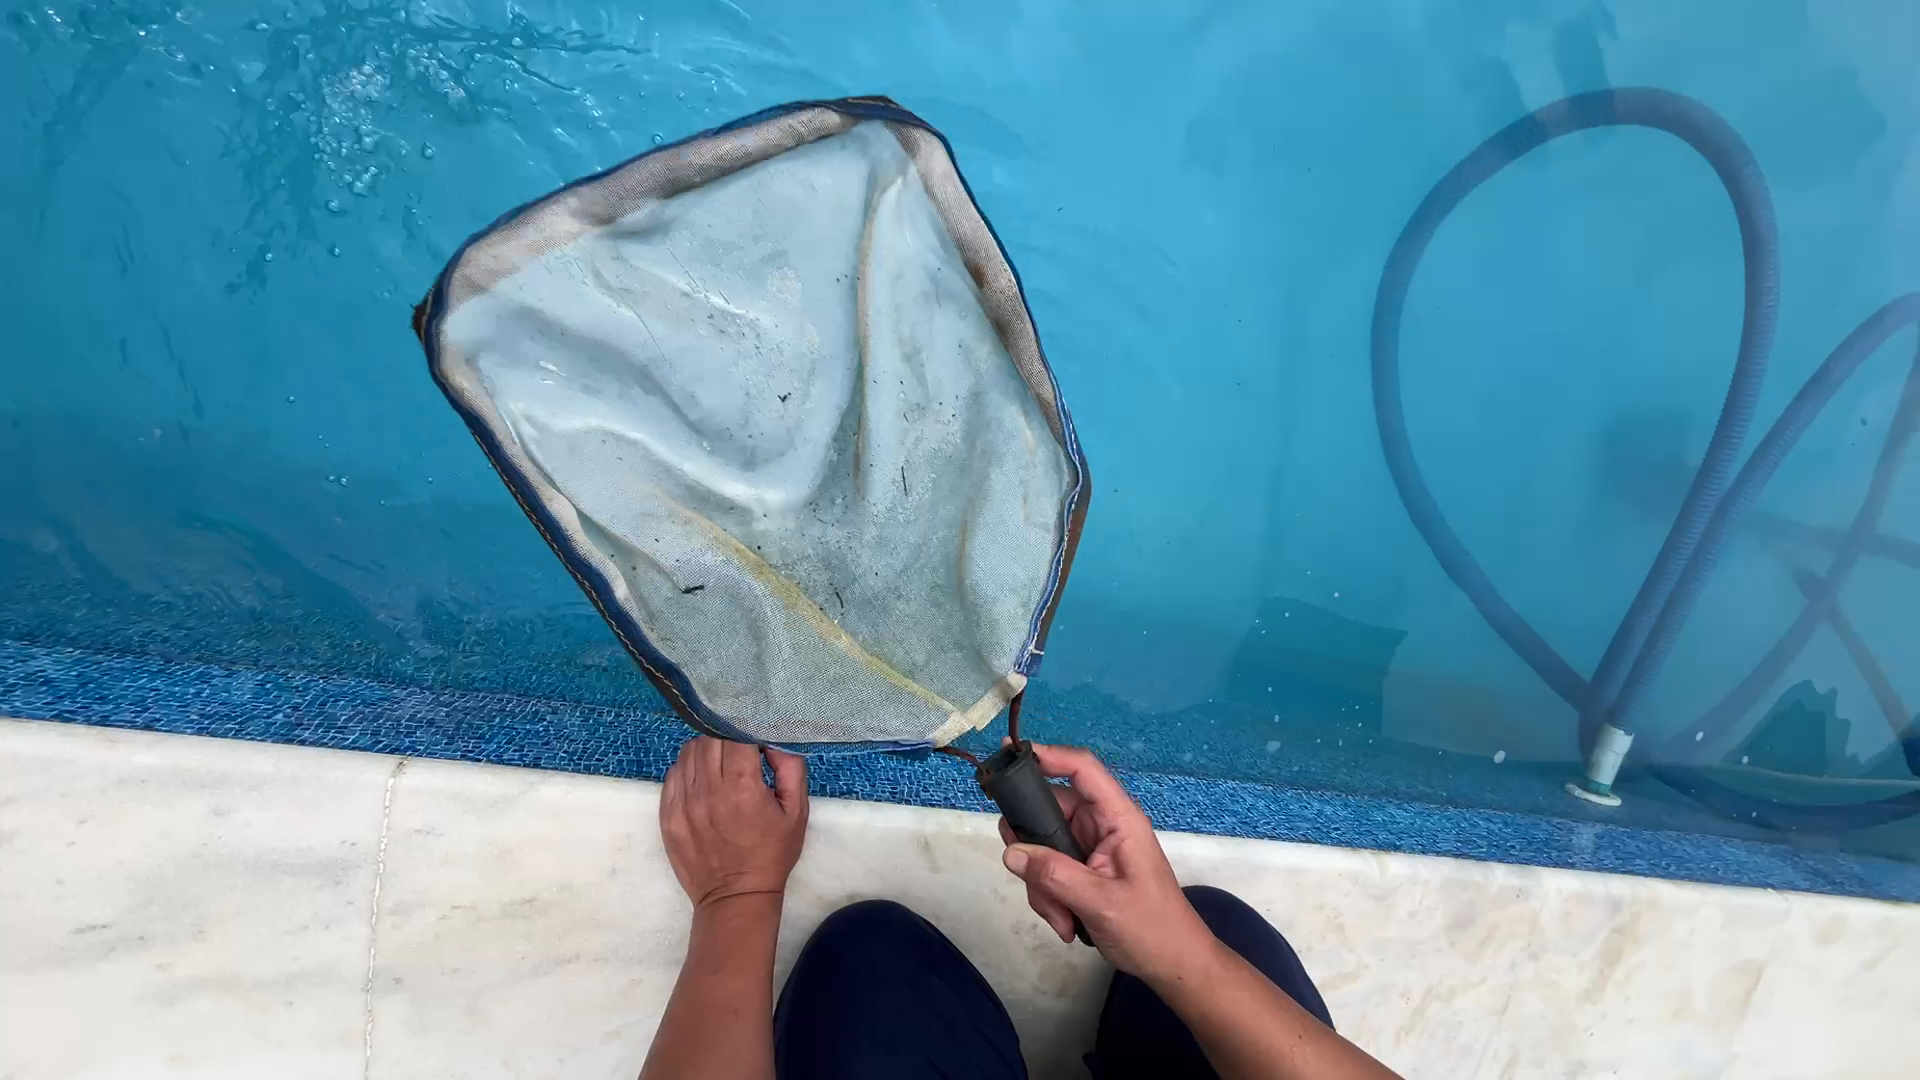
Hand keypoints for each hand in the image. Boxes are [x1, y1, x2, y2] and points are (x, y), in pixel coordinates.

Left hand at [660, 735, 808, 912]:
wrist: (735, 898)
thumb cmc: (772, 853)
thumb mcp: (797, 811)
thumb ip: (791, 768)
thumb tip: (772, 741)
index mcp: (743, 787)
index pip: (737, 734)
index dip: (747, 728)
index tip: (756, 735)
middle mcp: (709, 790)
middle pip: (711, 738)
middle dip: (728, 735)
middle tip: (741, 749)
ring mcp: (683, 803)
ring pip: (689, 751)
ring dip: (707, 748)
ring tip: (722, 762)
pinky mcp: (667, 815)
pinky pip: (673, 773)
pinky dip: (689, 767)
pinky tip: (704, 778)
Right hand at [997, 742, 1213, 981]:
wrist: (1174, 966)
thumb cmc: (1151, 928)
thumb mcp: (1100, 903)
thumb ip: (1053, 875)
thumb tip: (1011, 852)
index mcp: (1118, 817)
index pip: (1083, 768)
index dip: (1049, 755)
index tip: (1011, 757)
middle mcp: (1102, 823)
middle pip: (1050, 811)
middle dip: (1034, 848)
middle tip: (1025, 875)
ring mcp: (1090, 845)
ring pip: (1043, 844)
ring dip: (1041, 882)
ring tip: (1061, 918)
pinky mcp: (1083, 867)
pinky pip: (1048, 868)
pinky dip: (1048, 894)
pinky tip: (1065, 923)